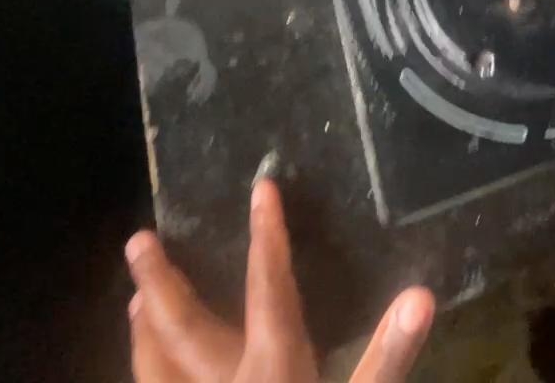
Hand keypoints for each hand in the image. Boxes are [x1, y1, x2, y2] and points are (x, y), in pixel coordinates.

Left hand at [125, 181, 434, 382]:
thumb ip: (388, 358)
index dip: (269, 236)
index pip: (270, 288)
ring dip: (144, 332)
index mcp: (270, 371)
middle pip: (186, 329)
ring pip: (156, 372)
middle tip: (138, 242)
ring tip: (133, 300)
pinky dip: (148, 376)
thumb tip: (421, 295)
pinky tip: (148, 373)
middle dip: (163, 283)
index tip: (262, 190)